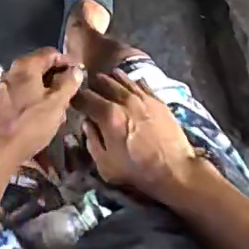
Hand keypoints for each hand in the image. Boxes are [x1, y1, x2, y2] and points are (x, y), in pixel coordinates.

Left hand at [0, 49, 83, 172]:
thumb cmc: (31, 123)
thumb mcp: (57, 103)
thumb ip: (69, 83)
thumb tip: (76, 70)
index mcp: (26, 65)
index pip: (52, 53)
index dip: (67, 62)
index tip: (79, 74)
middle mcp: (13, 71)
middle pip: (41, 68)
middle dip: (58, 79)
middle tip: (70, 94)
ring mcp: (5, 87)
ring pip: (33, 83)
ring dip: (48, 92)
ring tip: (60, 110)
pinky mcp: (1, 104)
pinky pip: (23, 95)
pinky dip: (35, 101)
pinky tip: (44, 117)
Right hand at [73, 70, 208, 199]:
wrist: (175, 169)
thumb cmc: (137, 171)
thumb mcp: (106, 165)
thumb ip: (92, 141)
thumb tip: (86, 123)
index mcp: (108, 115)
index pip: (85, 97)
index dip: (76, 98)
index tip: (73, 102)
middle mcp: (124, 99)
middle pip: (102, 81)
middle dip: (92, 86)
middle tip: (90, 94)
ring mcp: (142, 95)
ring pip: (120, 77)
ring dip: (110, 81)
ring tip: (107, 88)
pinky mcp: (156, 97)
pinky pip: (138, 81)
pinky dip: (129, 83)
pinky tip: (128, 90)